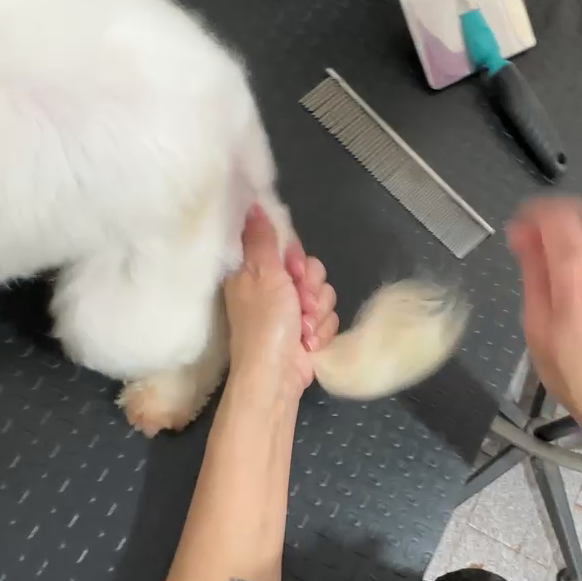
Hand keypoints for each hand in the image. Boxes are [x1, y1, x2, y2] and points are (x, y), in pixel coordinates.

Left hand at [224, 208, 337, 401]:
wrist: (276, 376)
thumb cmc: (265, 324)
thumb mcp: (261, 274)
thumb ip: (262, 239)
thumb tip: (251, 204)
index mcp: (255, 274)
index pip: (289, 250)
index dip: (298, 261)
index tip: (293, 273)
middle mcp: (274, 291)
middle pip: (312, 272)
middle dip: (311, 290)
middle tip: (299, 305)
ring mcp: (293, 314)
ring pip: (325, 296)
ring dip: (317, 315)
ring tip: (303, 331)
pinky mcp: (309, 334)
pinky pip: (329, 319)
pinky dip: (321, 332)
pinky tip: (309, 343)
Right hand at [507, 198, 581, 448]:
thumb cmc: (573, 373)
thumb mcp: (537, 327)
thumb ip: (533, 274)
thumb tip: (523, 237)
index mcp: (577, 280)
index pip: (558, 219)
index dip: (535, 213)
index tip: (521, 225)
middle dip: (556, 218)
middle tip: (538, 239)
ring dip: (581, 228)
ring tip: (563, 250)